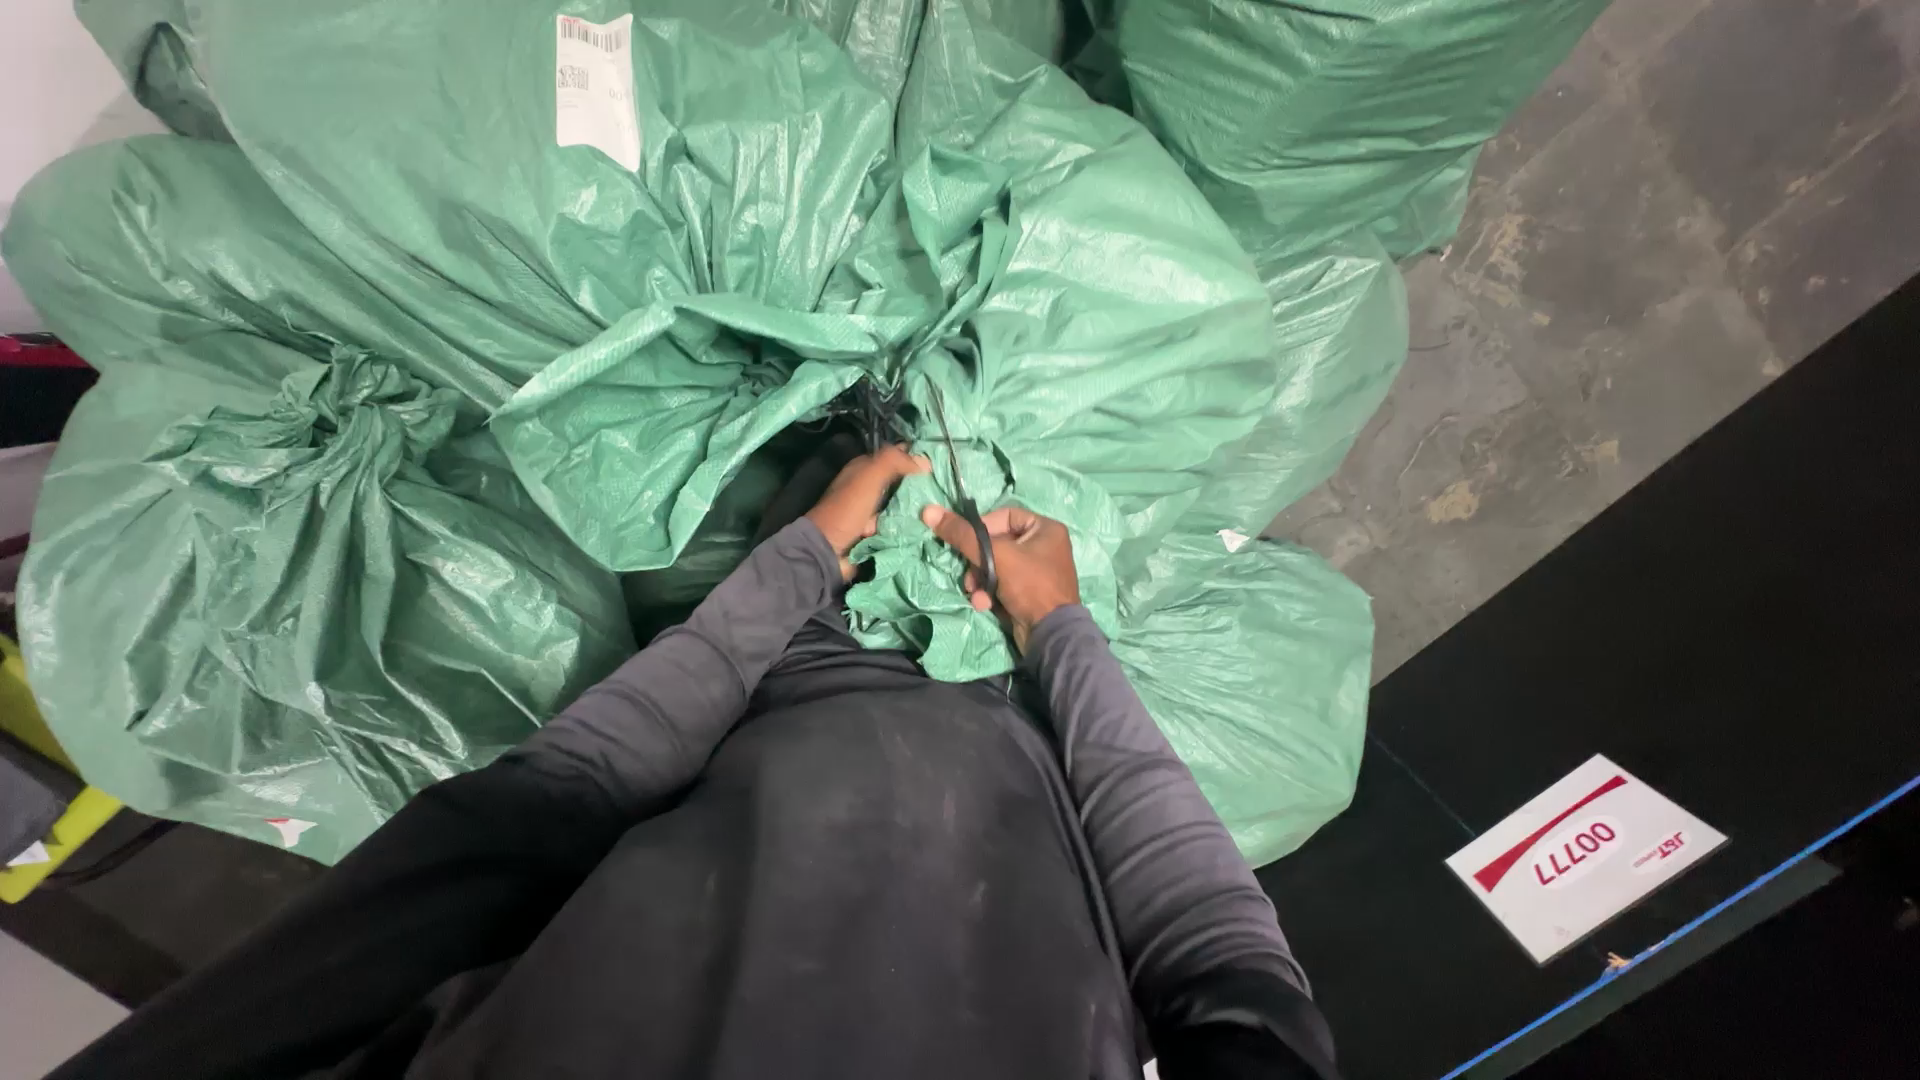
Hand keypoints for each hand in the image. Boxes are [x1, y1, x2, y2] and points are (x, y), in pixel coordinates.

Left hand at [806, 445, 930, 579]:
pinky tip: (929, 527)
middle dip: (920, 487)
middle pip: (902, 484)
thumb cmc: (847, 510)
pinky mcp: (878, 534)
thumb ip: (893, 462)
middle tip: (943, 491)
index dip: (915, 459)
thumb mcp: (869, 477)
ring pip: (904, 506)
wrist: (829, 551)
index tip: (938, 466)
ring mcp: (874, 513)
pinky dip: (911, 528)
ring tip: (940, 510)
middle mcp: (869, 489)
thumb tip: (924, 462)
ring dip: (918, 510)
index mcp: (863, 470)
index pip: (895, 458)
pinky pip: (901, 527)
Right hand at [920, 503, 1078, 652]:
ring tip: (975, 593)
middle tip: (968, 574)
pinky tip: (984, 604)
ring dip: (980, 580)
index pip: (1005, 515)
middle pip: (997, 543)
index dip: (982, 528)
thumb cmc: (1029, 585)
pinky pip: (1002, 583)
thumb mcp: (995, 556)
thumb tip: (928, 511)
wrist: (1050, 634)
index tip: (966, 543)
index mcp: (1046, 529)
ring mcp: (1036, 571)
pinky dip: (990, 592)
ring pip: (996, 566)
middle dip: (978, 562)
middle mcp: (1044, 546)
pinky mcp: (1028, 592)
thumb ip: (962, 534)